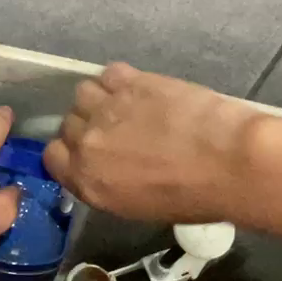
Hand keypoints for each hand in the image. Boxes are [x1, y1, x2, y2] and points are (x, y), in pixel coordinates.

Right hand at [42, 62, 266, 222]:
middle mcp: (87, 143)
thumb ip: (109, 184)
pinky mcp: (132, 82)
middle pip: (68, 123)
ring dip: (101, 99)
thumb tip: (109, 169)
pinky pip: (110, 74)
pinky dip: (121, 80)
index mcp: (87, 181)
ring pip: (83, 93)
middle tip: (117, 131)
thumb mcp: (139, 207)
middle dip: (88, 126)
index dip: (70, 153)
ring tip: (127, 107)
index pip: (53, 157)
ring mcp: (107, 108)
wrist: (228, 162)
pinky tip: (141, 91)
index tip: (89, 151)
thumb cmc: (193, 196)